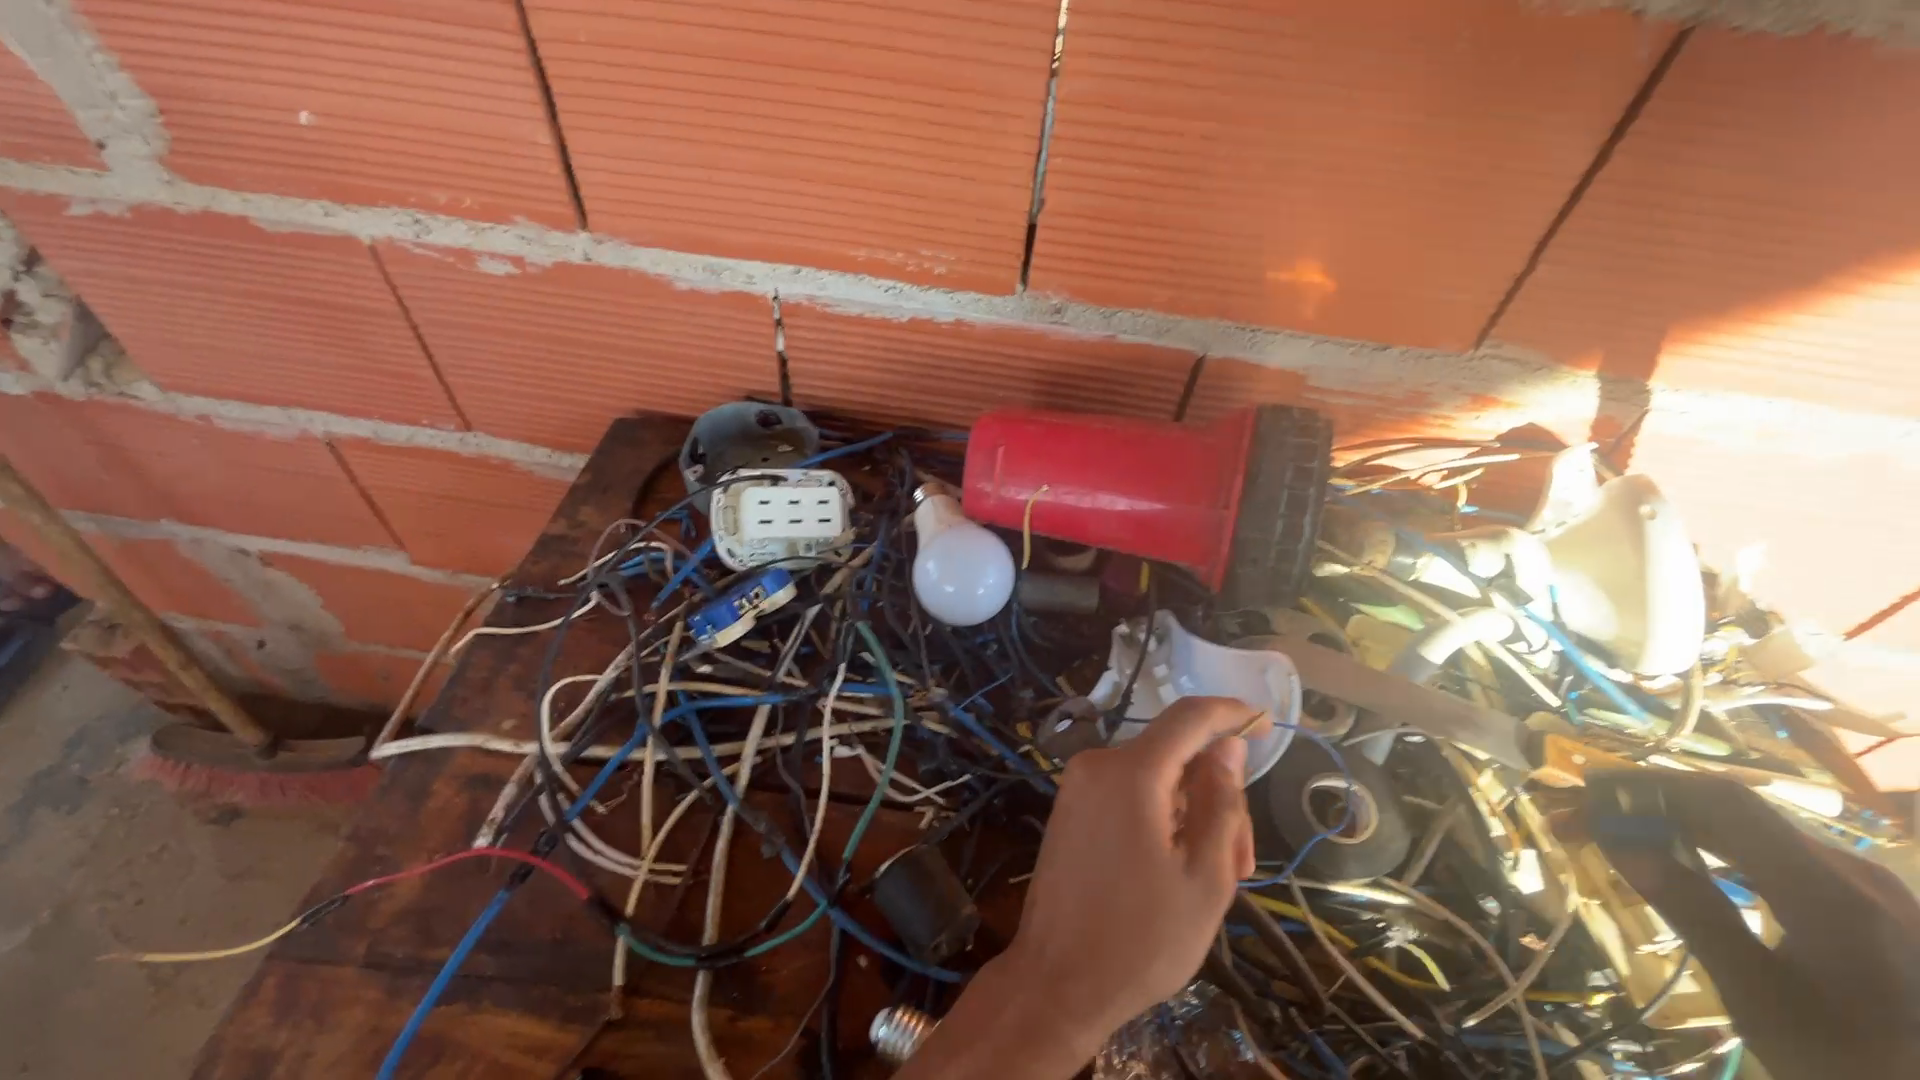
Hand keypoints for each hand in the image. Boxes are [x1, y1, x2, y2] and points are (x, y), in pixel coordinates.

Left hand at [896, 697, 1262, 1079]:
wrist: (1056, 983)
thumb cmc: (1141, 938)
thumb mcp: (1205, 876)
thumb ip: (1221, 802)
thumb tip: (1227, 747)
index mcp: (1130, 772)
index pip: (1189, 717)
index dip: (1232, 714)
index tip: (1266, 726)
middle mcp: (1097, 766)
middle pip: (1175, 757)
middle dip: (1217, 799)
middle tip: (1243, 863)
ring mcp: (1077, 789)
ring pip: (1155, 781)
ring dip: (1191, 818)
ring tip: (1213, 880)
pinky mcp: (1070, 813)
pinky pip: (1127, 797)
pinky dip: (1160, 821)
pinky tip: (1176, 871)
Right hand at [1588, 770, 1919, 1079]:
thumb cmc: (1853, 1063)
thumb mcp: (1762, 1000)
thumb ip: (1696, 914)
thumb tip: (1621, 843)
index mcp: (1828, 889)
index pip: (1721, 802)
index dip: (1644, 787)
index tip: (1580, 797)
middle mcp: (1853, 871)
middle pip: (1736, 810)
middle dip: (1649, 805)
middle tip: (1580, 820)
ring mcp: (1870, 887)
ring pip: (1757, 830)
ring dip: (1679, 824)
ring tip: (1619, 837)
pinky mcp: (1873, 907)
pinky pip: (1782, 855)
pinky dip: (1719, 847)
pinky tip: (1689, 863)